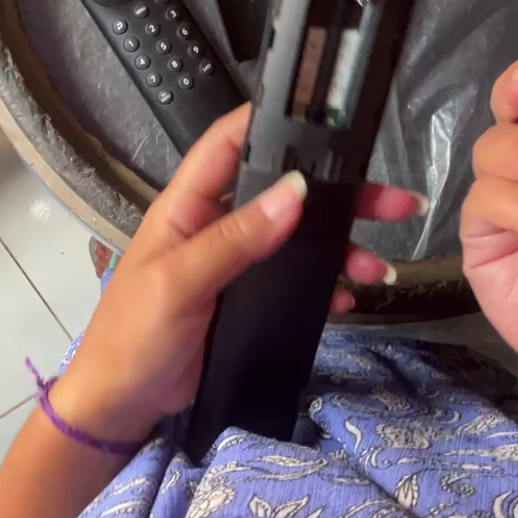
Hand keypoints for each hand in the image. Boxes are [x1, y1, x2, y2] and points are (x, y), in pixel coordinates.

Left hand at [52, 106, 424, 442]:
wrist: (123, 402)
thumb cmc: (134, 336)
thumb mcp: (180, 283)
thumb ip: (235, 240)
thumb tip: (296, 190)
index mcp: (186, 209)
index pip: (227, 146)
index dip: (270, 121)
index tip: (328, 115)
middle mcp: (213, 228)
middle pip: (279, 193)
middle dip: (337, 194)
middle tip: (394, 202)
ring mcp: (231, 266)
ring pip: (294, 239)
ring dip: (339, 247)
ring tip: (377, 267)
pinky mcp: (244, 301)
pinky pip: (292, 282)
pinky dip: (322, 286)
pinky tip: (347, 299)